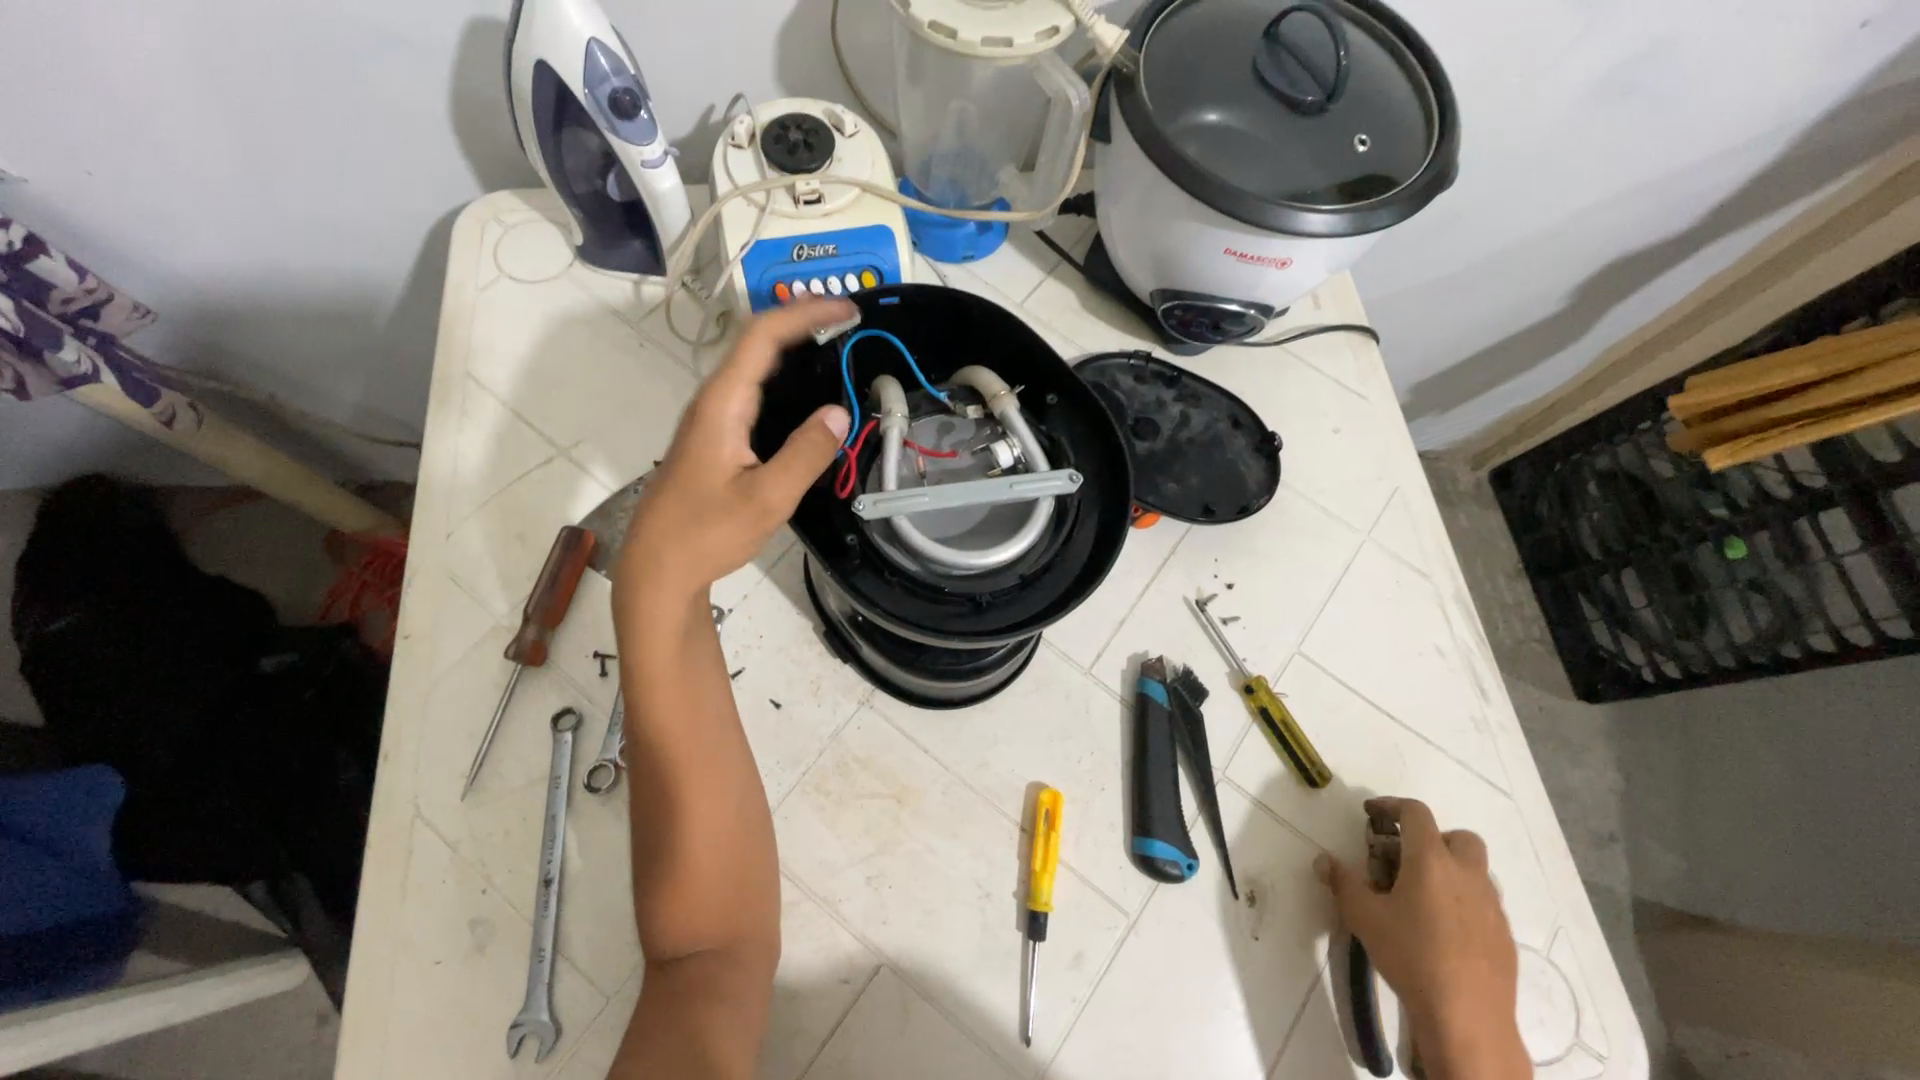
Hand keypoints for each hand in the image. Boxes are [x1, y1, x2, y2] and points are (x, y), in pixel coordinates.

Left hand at [618, 297, 854, 602]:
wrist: (658, 568)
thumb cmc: (707, 533)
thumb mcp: (766, 499)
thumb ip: (805, 454)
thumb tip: (838, 412)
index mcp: (723, 404)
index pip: (764, 336)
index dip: (807, 314)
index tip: (848, 309)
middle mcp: (713, 401)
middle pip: (756, 341)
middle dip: (802, 321)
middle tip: (848, 321)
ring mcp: (710, 418)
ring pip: (753, 365)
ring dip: (792, 347)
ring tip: (835, 344)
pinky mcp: (714, 437)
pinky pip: (752, 390)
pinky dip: (783, 377)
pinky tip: (805, 393)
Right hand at [1315, 797, 1528, 1079]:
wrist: (1467, 1016)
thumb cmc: (1411, 956)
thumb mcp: (1364, 918)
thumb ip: (1343, 883)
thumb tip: (1323, 860)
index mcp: (1432, 860)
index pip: (1416, 813)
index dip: (1392, 806)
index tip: (1372, 814)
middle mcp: (1467, 874)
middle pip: (1458, 837)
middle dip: (1432, 838)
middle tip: (1405, 859)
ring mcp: (1492, 904)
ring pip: (1475, 870)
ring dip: (1450, 870)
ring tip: (1421, 897)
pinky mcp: (1504, 933)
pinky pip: (1483, 902)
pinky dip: (1463, 901)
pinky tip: (1443, 930)